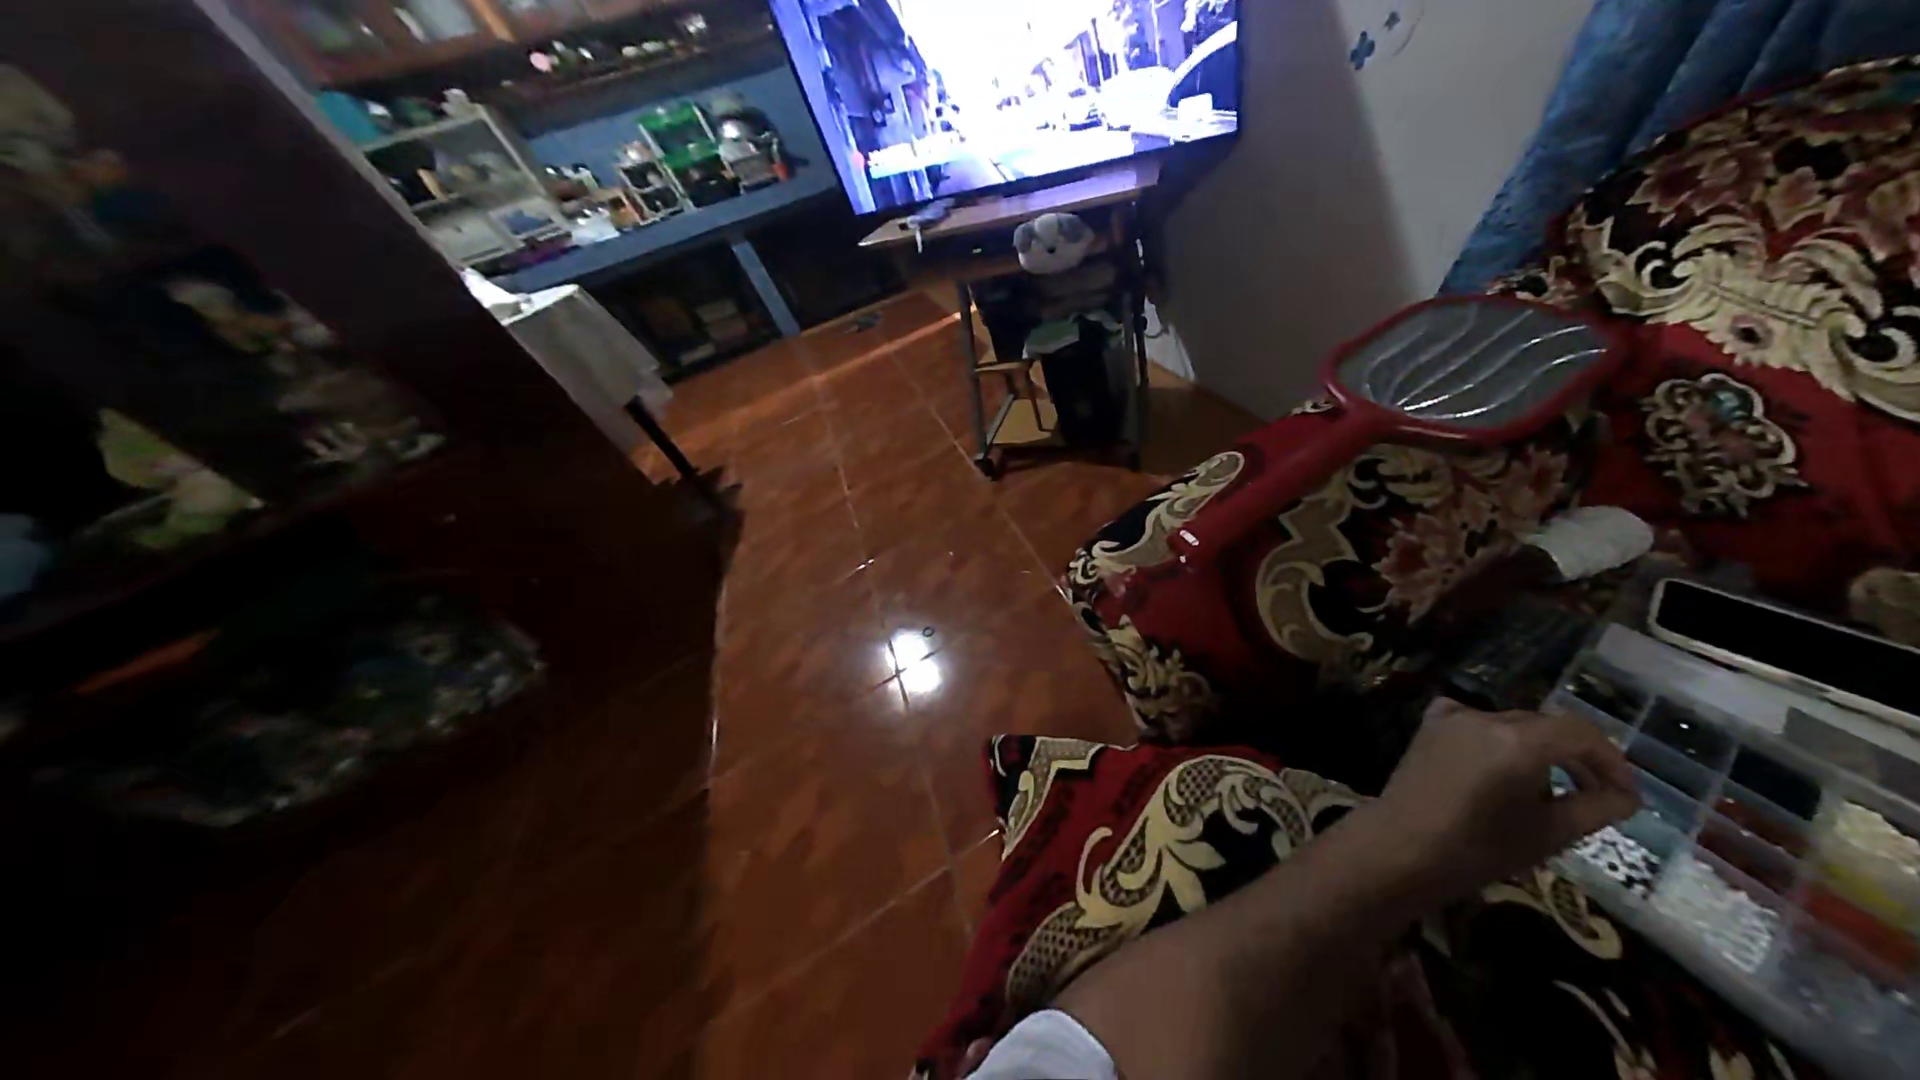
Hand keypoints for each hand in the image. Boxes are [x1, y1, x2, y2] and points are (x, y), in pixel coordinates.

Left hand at [1373, 698, 1638, 900]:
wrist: (1404, 844)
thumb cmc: (1482, 846)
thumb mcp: (1553, 831)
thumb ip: (1597, 805)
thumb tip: (1625, 794)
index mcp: (1518, 739)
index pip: (1581, 733)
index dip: (1611, 761)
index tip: (1626, 794)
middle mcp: (1483, 717)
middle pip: (1544, 726)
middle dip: (1576, 757)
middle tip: (1597, 794)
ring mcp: (1450, 718)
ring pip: (1510, 724)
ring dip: (1537, 749)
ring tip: (1548, 790)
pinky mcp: (1427, 727)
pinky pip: (1471, 721)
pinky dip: (1493, 737)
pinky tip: (1498, 764)